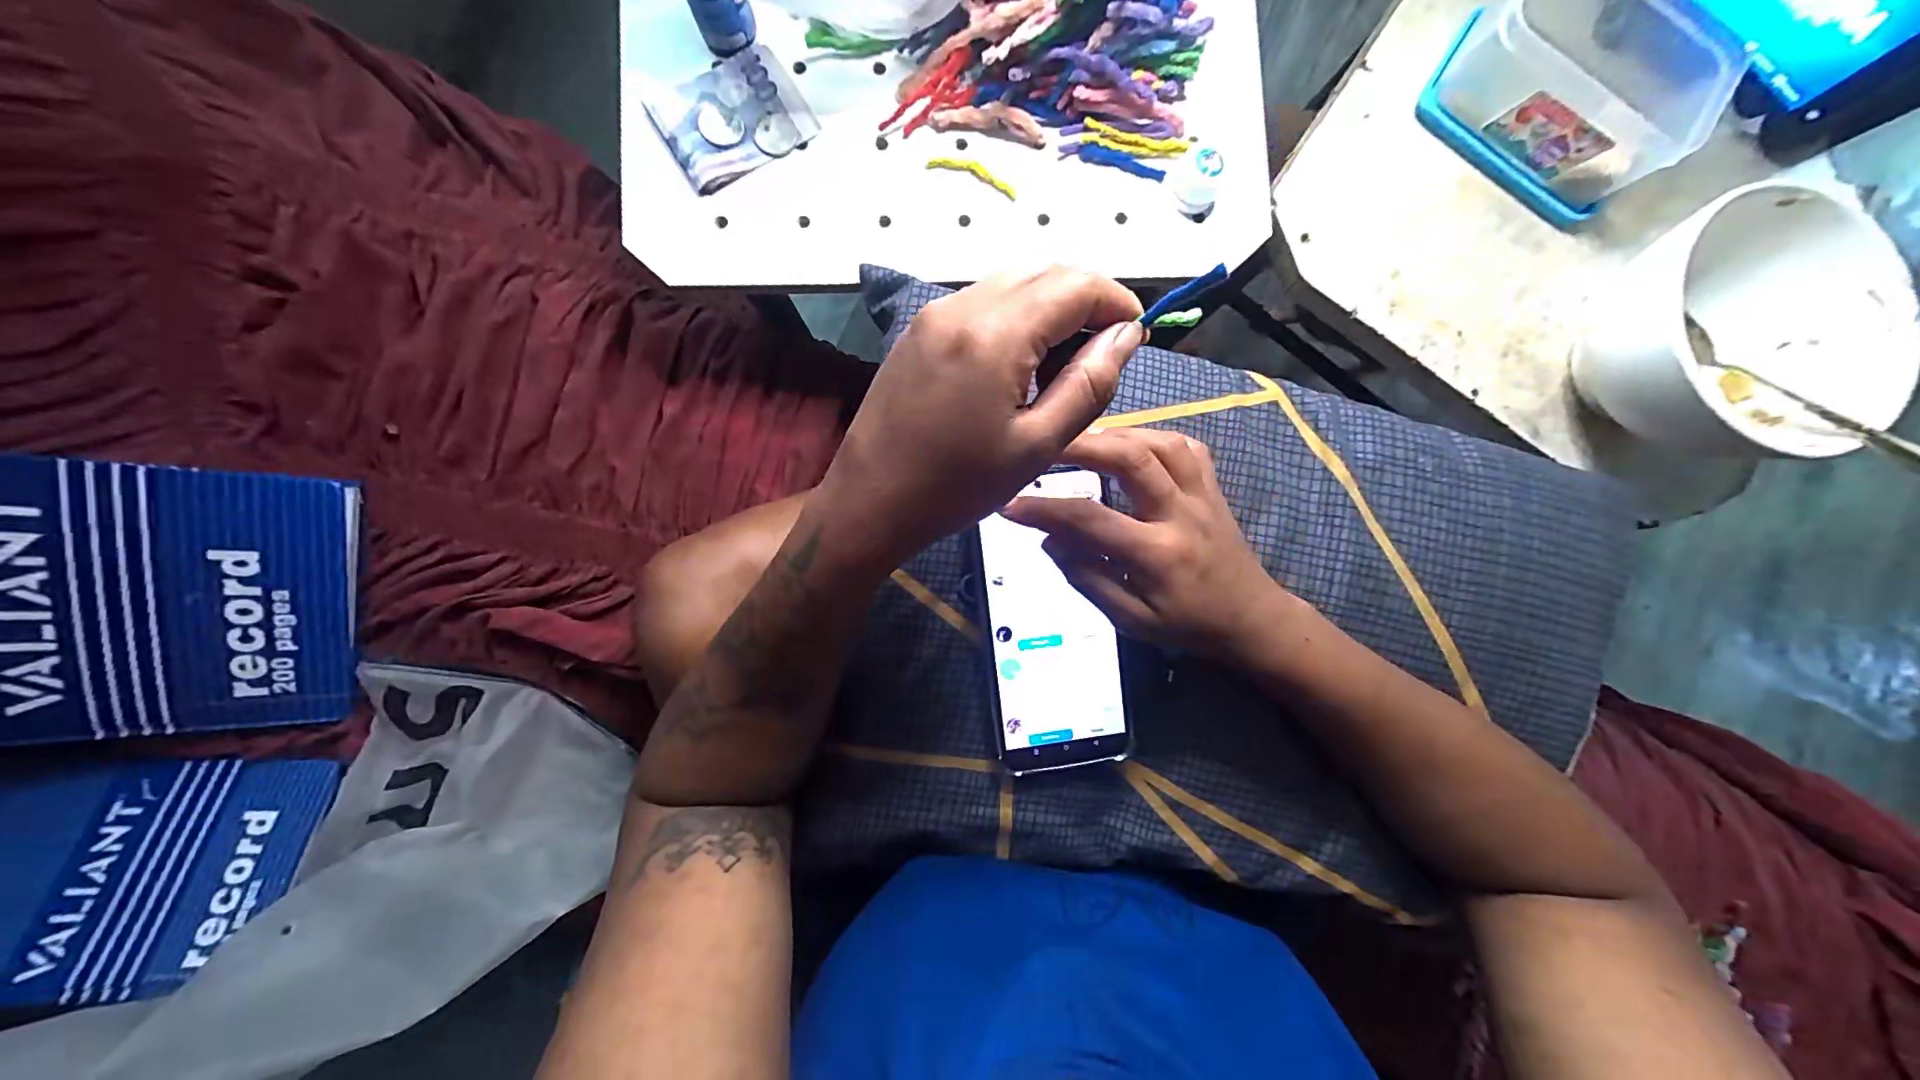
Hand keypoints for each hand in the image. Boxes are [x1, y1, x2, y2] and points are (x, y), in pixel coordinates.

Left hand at [814, 267, 1144, 569]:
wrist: (869, 501)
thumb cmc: (955, 487)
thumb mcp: (1037, 446)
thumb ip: (1089, 385)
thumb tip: (1125, 335)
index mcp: (994, 335)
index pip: (1075, 284)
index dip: (1116, 300)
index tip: (1134, 335)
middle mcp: (961, 307)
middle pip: (1043, 273)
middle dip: (1085, 301)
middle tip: (1101, 353)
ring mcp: (933, 315)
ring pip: (1011, 283)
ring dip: (1049, 308)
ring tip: (1061, 365)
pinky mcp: (917, 331)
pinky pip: (980, 303)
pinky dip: (1014, 318)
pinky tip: (1017, 365)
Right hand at [1001, 427, 1293, 660]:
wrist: (1252, 618)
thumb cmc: (1188, 625)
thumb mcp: (1131, 619)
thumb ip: (1088, 578)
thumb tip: (1048, 540)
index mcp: (1156, 554)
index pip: (1090, 520)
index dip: (1044, 509)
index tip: (1008, 503)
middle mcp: (1180, 515)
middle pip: (1132, 458)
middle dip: (1082, 445)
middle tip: (1043, 445)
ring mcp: (1202, 495)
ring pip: (1161, 441)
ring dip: (1117, 434)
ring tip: (1083, 442)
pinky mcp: (1213, 487)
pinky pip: (1186, 446)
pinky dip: (1153, 436)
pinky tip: (1129, 446)